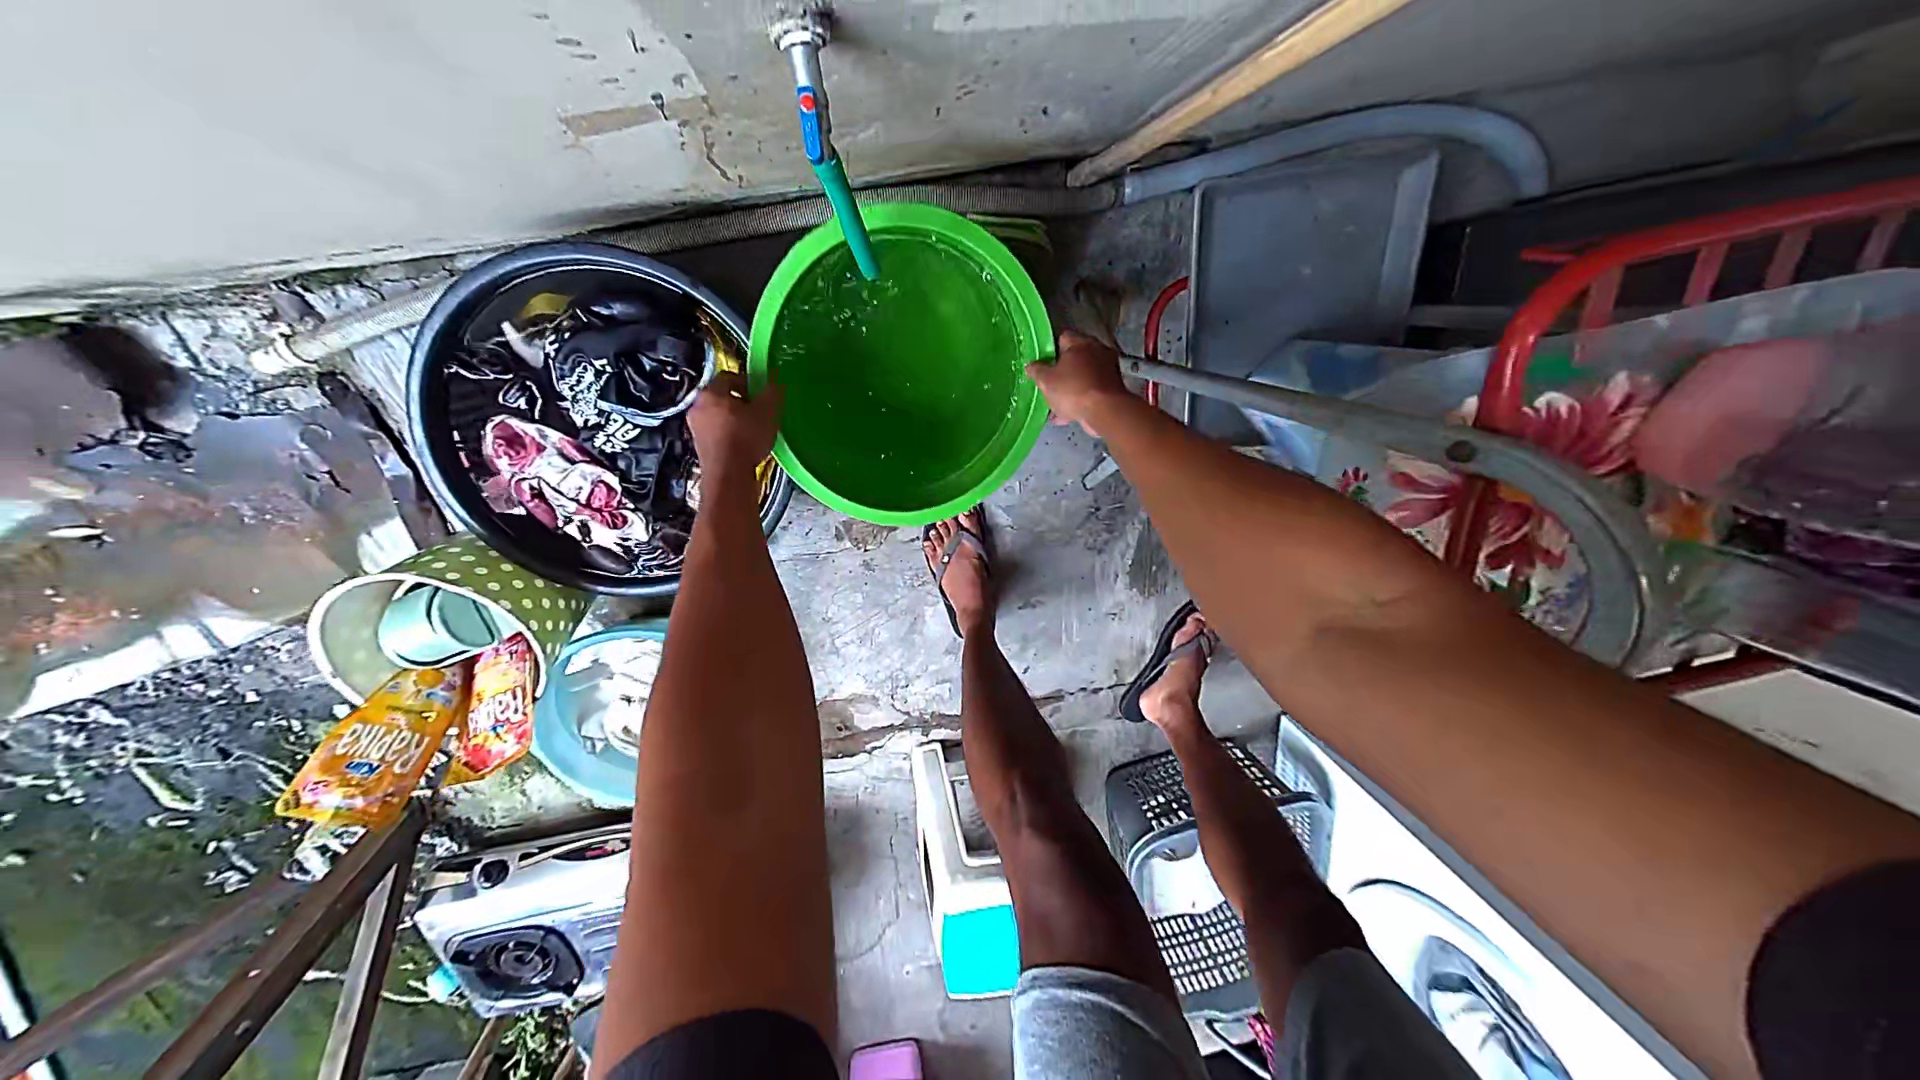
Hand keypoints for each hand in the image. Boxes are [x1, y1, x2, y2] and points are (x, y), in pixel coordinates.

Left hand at [688, 371, 780, 485]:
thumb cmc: (746, 438)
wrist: (728, 475)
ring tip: (752, 429)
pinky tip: (742, 445)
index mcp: (711, 392)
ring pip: (717, 415)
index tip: (760, 393)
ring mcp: (696, 428)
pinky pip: (715, 433)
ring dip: (733, 419)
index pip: (728, 376)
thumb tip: (775, 379)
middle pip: (721, 396)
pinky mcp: (699, 446)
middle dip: (740, 402)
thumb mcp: (767, 411)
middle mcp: (697, 406)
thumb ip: (772, 392)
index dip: (747, 382)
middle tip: (758, 411)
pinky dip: (728, 434)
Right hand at [1027, 330, 1131, 436]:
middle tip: (1049, 384)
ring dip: (1070, 390)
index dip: (1050, 350)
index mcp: (1081, 343)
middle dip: (1061, 373)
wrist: (1105, 412)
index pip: (1063, 337)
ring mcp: (1108, 370)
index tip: (1043, 363)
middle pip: (1075, 359)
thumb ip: (1036, 371)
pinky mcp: (1113, 389)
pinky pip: (1091, 392)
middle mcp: (1098, 351)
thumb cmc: (1073, 390)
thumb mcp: (1046, 381)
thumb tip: (1031, 366)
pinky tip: (1067, 416)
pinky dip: (1081, 401)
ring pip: (1083, 378)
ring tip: (1056, 406)